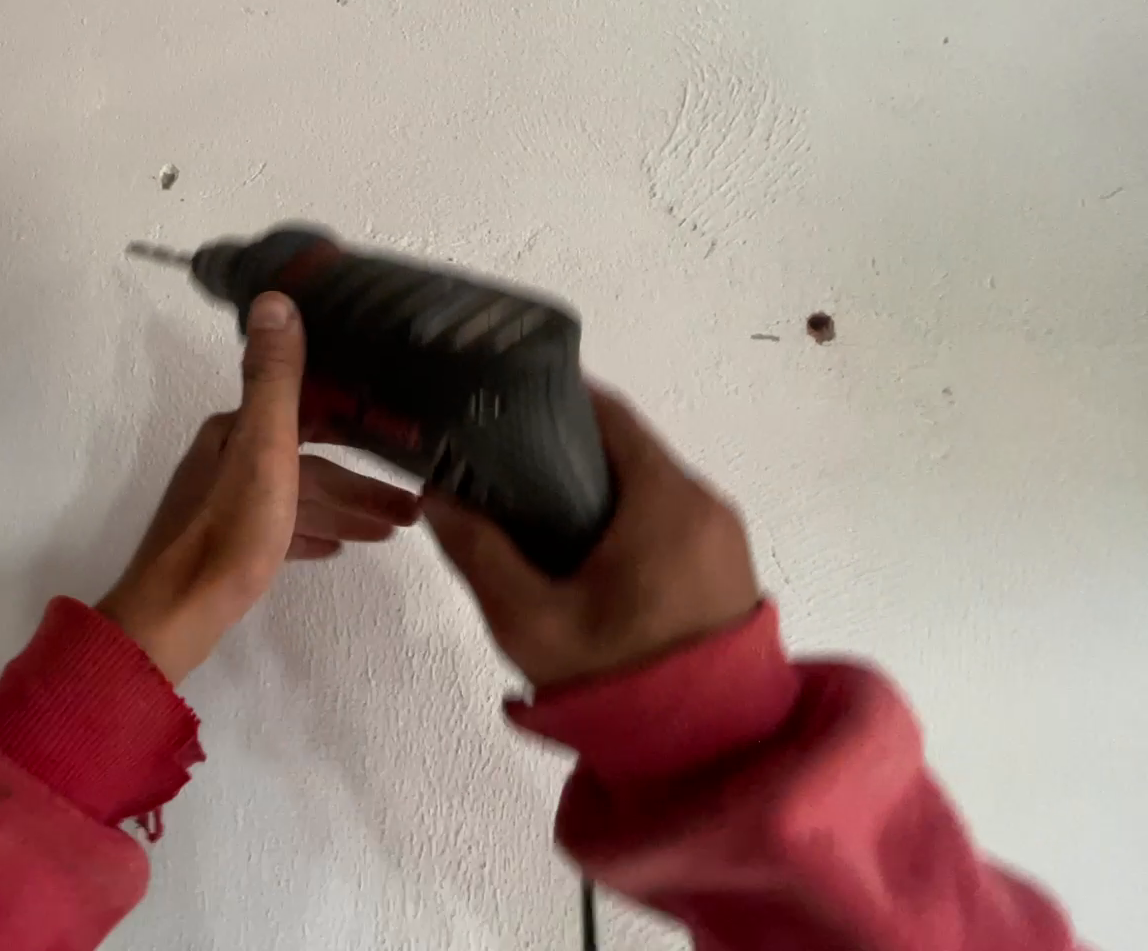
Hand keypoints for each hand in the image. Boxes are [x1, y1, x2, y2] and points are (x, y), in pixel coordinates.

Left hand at [97, 293, 419, 682]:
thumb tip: (274, 298)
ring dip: (343, 510)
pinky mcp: (226, 545)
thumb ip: (275, 380)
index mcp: (235, 432)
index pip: (305, 412)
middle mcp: (227, 460)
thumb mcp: (262, 450)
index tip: (400, 436)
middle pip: (308, 462)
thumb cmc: (229, 533)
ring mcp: (225, 505)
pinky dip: (310, 532)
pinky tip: (336, 548)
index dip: (353, 421)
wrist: (177, 615)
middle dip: (360, 482)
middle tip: (412, 508)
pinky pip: (279, 528)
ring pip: (297, 498)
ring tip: (393, 532)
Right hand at [421, 390, 759, 689]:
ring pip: (638, 481)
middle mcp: (702, 503)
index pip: (607, 414)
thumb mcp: (527, 618)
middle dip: (557, 444)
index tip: (497, 406)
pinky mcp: (720, 564)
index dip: (549, 399)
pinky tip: (570, 541)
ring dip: (584, 481)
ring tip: (521, 504)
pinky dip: (613, 511)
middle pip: (620, 446)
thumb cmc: (616, 676)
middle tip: (493, 461)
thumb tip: (433, 496)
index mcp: (664, 500)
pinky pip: (658, 513)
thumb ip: (476, 550)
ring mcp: (718, 535)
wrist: (708, 756)